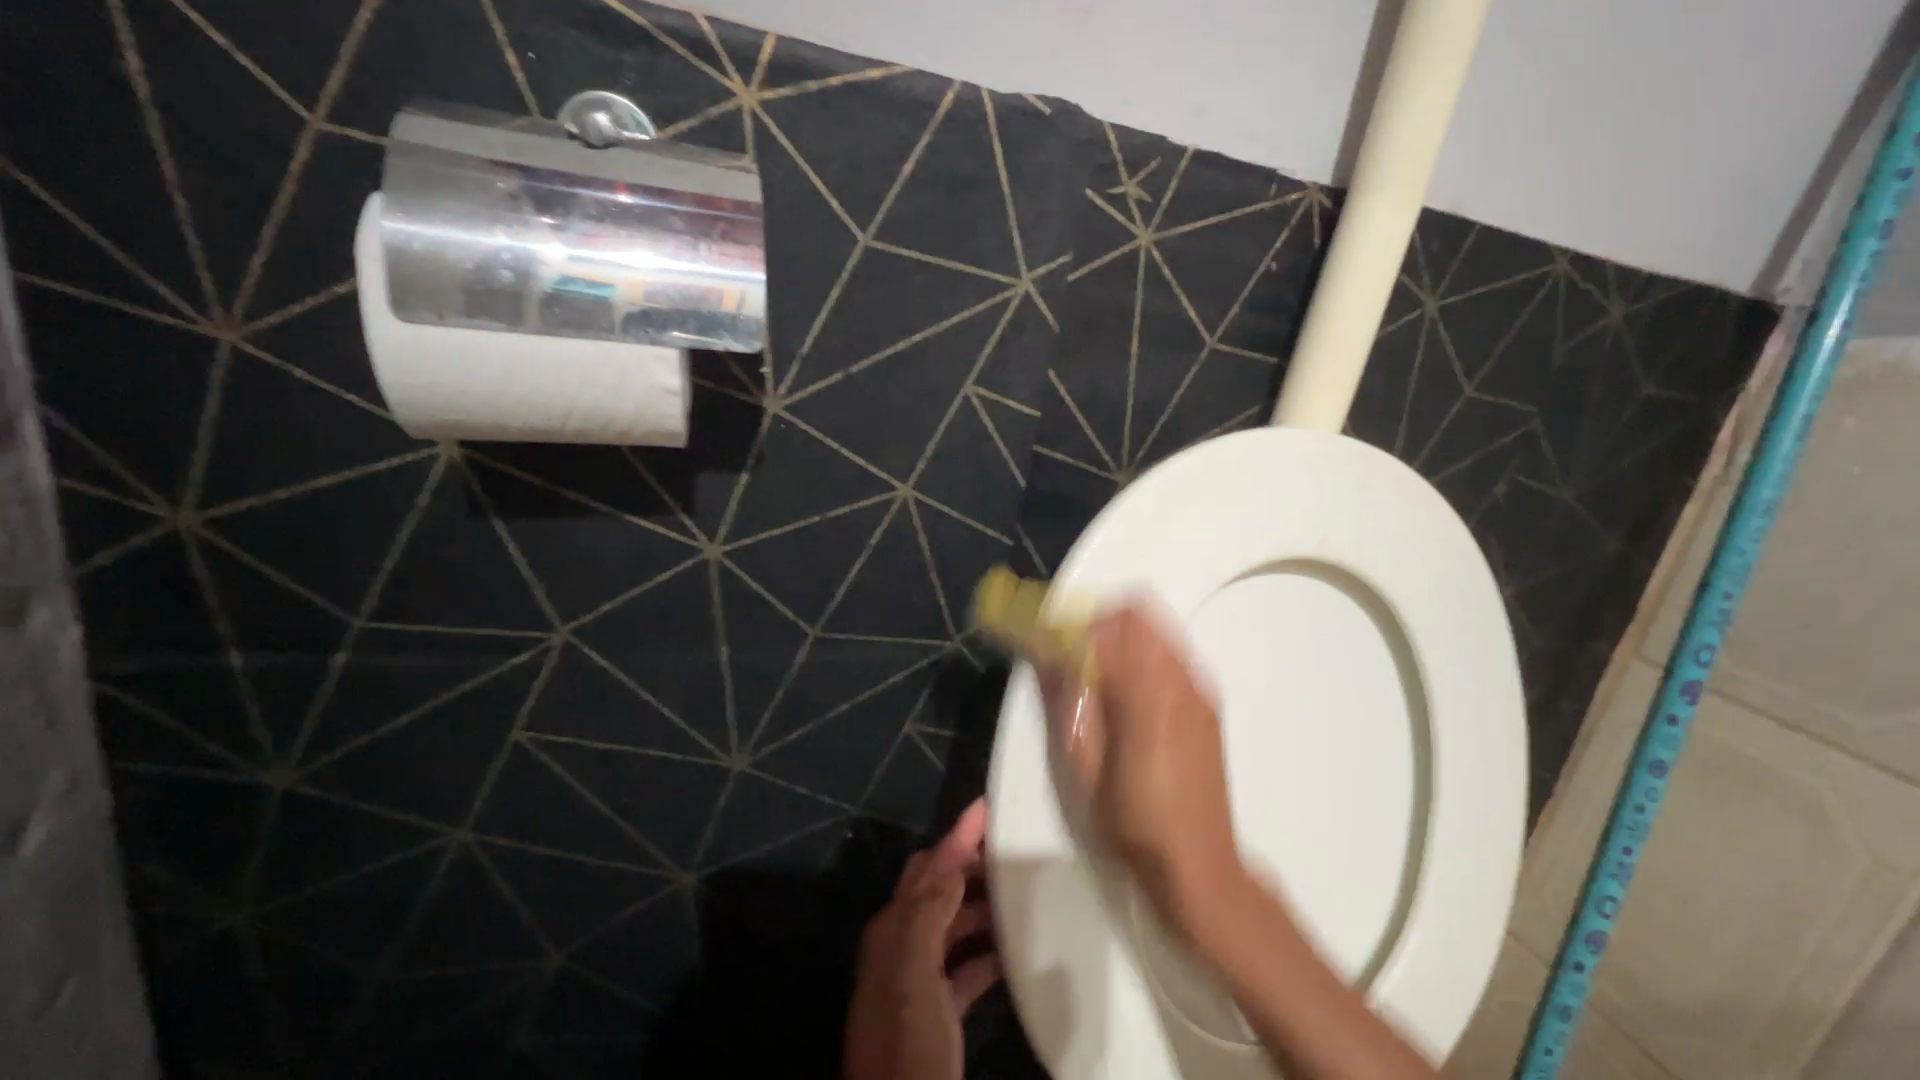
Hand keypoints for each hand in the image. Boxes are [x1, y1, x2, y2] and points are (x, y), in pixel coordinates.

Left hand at [844, 799, 1000, 1079]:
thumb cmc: (907, 1045)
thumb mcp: (915, 977)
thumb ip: (929, 915)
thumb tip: (951, 861)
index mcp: (894, 930)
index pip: (929, 867)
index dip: (958, 835)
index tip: (988, 805)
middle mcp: (902, 945)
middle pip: (937, 888)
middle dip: (970, 864)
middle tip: (1015, 848)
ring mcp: (917, 979)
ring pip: (952, 926)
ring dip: (982, 907)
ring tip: (1025, 895)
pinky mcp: (935, 1011)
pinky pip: (963, 967)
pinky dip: (986, 954)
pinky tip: (1013, 954)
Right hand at [1041, 603, 1243, 935]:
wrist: (1200, 863)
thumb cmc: (1133, 824)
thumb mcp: (1084, 768)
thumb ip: (1066, 701)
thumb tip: (1044, 653)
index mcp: (1144, 694)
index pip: (1103, 627)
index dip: (1066, 625)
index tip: (1043, 640)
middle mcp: (1179, 678)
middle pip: (1136, 612)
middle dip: (1096, 623)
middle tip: (1069, 657)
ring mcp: (1200, 689)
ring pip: (1156, 629)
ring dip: (1120, 638)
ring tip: (1095, 678)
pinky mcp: (1209, 703)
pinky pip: (1171, 654)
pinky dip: (1142, 656)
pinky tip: (1126, 697)